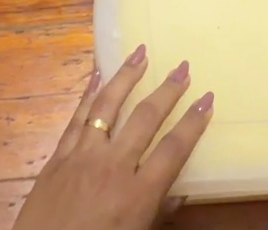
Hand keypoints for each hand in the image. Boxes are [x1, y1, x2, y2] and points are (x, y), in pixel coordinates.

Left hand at [13, 45, 214, 229]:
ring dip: (127, 76)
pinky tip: (97, 73)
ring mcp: (83, 155)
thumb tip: (180, 191)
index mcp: (137, 194)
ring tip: (141, 53)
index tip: (208, 97)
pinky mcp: (59, 154)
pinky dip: (89, 92)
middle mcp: (113, 166)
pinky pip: (77, 116)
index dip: (193, 123)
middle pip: (145, 118)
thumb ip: (158, 213)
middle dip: (167, 91)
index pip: (173, 150)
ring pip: (108, 105)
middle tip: (183, 66)